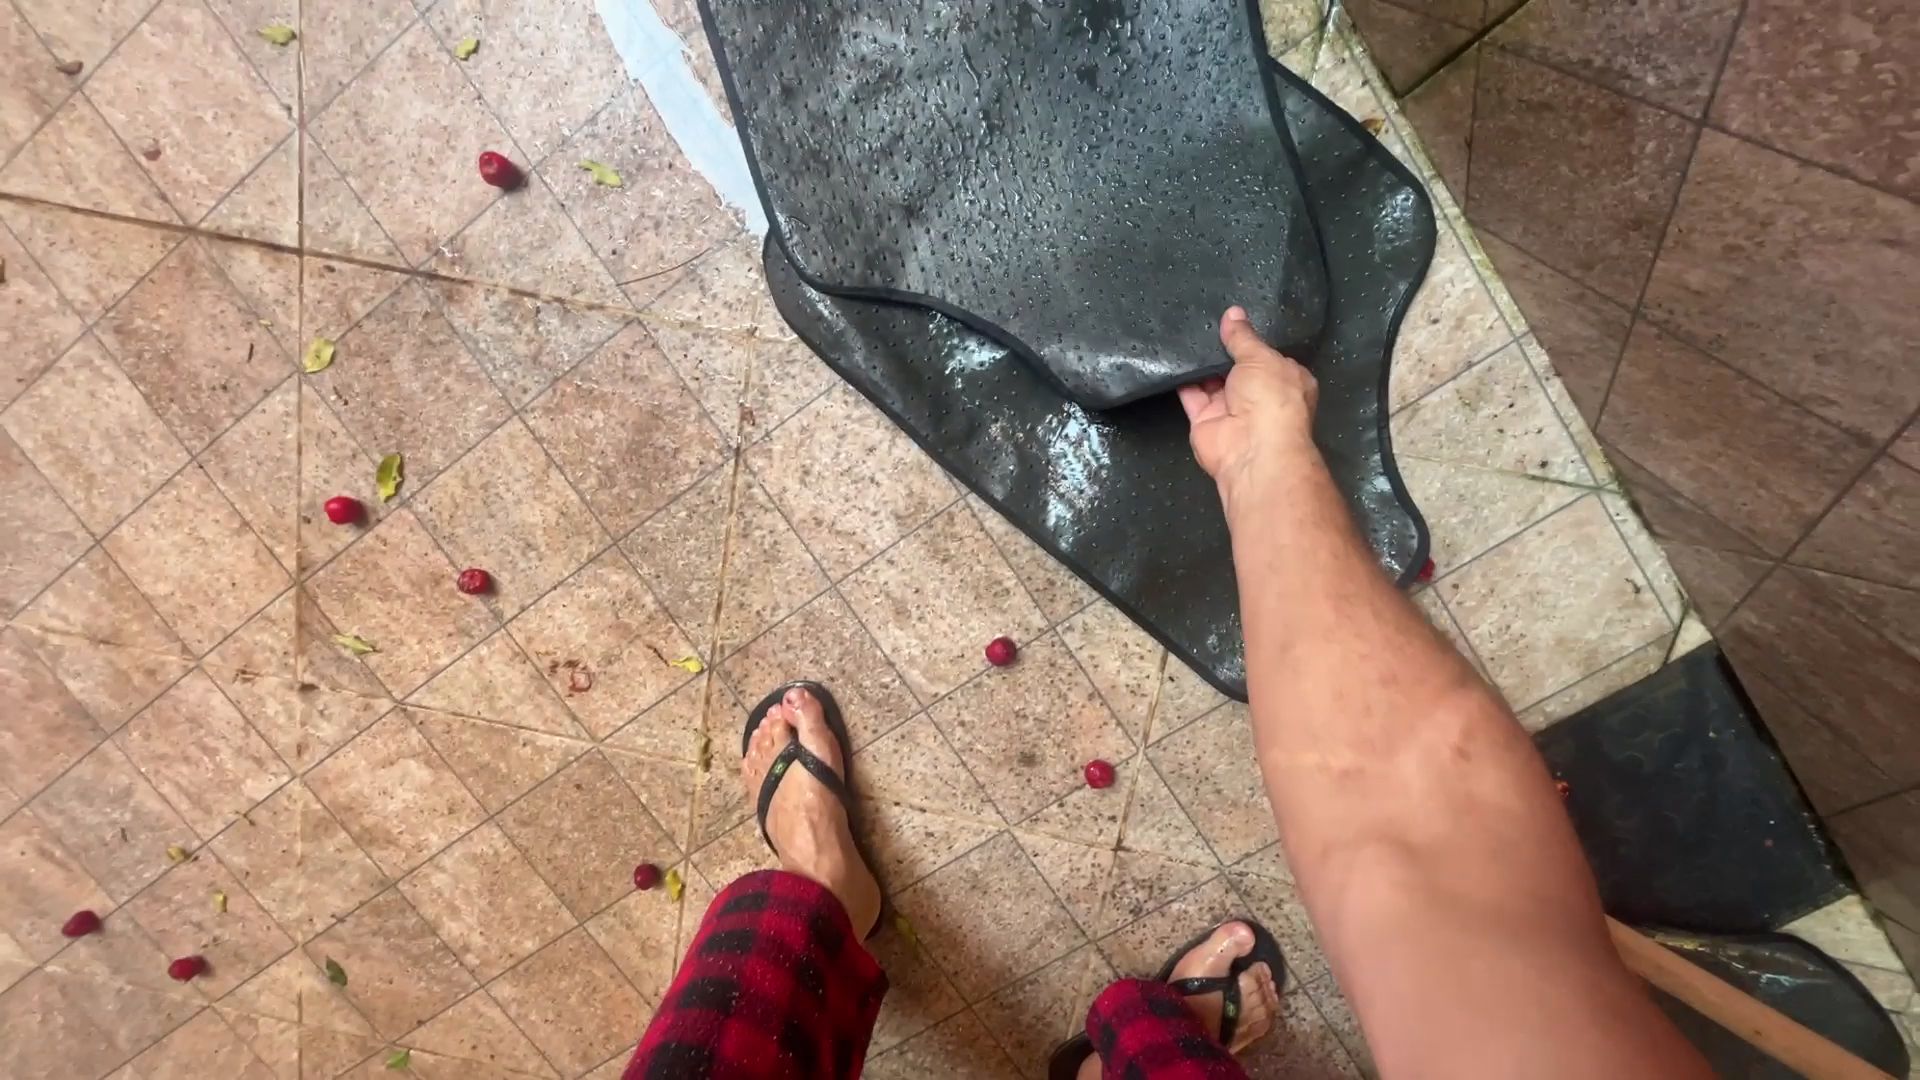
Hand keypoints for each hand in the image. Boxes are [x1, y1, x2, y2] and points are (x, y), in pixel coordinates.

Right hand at [1178, 307, 1319, 500]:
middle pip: (1237, 368)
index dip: (1251, 341)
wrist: (1252, 448)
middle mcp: (1259, 396)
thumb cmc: (1271, 398)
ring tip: (1186, 334)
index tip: (1234, 321)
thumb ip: (1243, 337)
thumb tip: (1233, 314)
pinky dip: (1183, 381)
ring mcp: (1230, 409)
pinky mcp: (1204, 421)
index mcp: (1285, 380)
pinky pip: (1191, 396)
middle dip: (1223, 351)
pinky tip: (1173, 358)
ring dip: (1201, 363)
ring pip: (1212, 381)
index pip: (1267, 357)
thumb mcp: (1261, 357)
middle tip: (1204, 323)